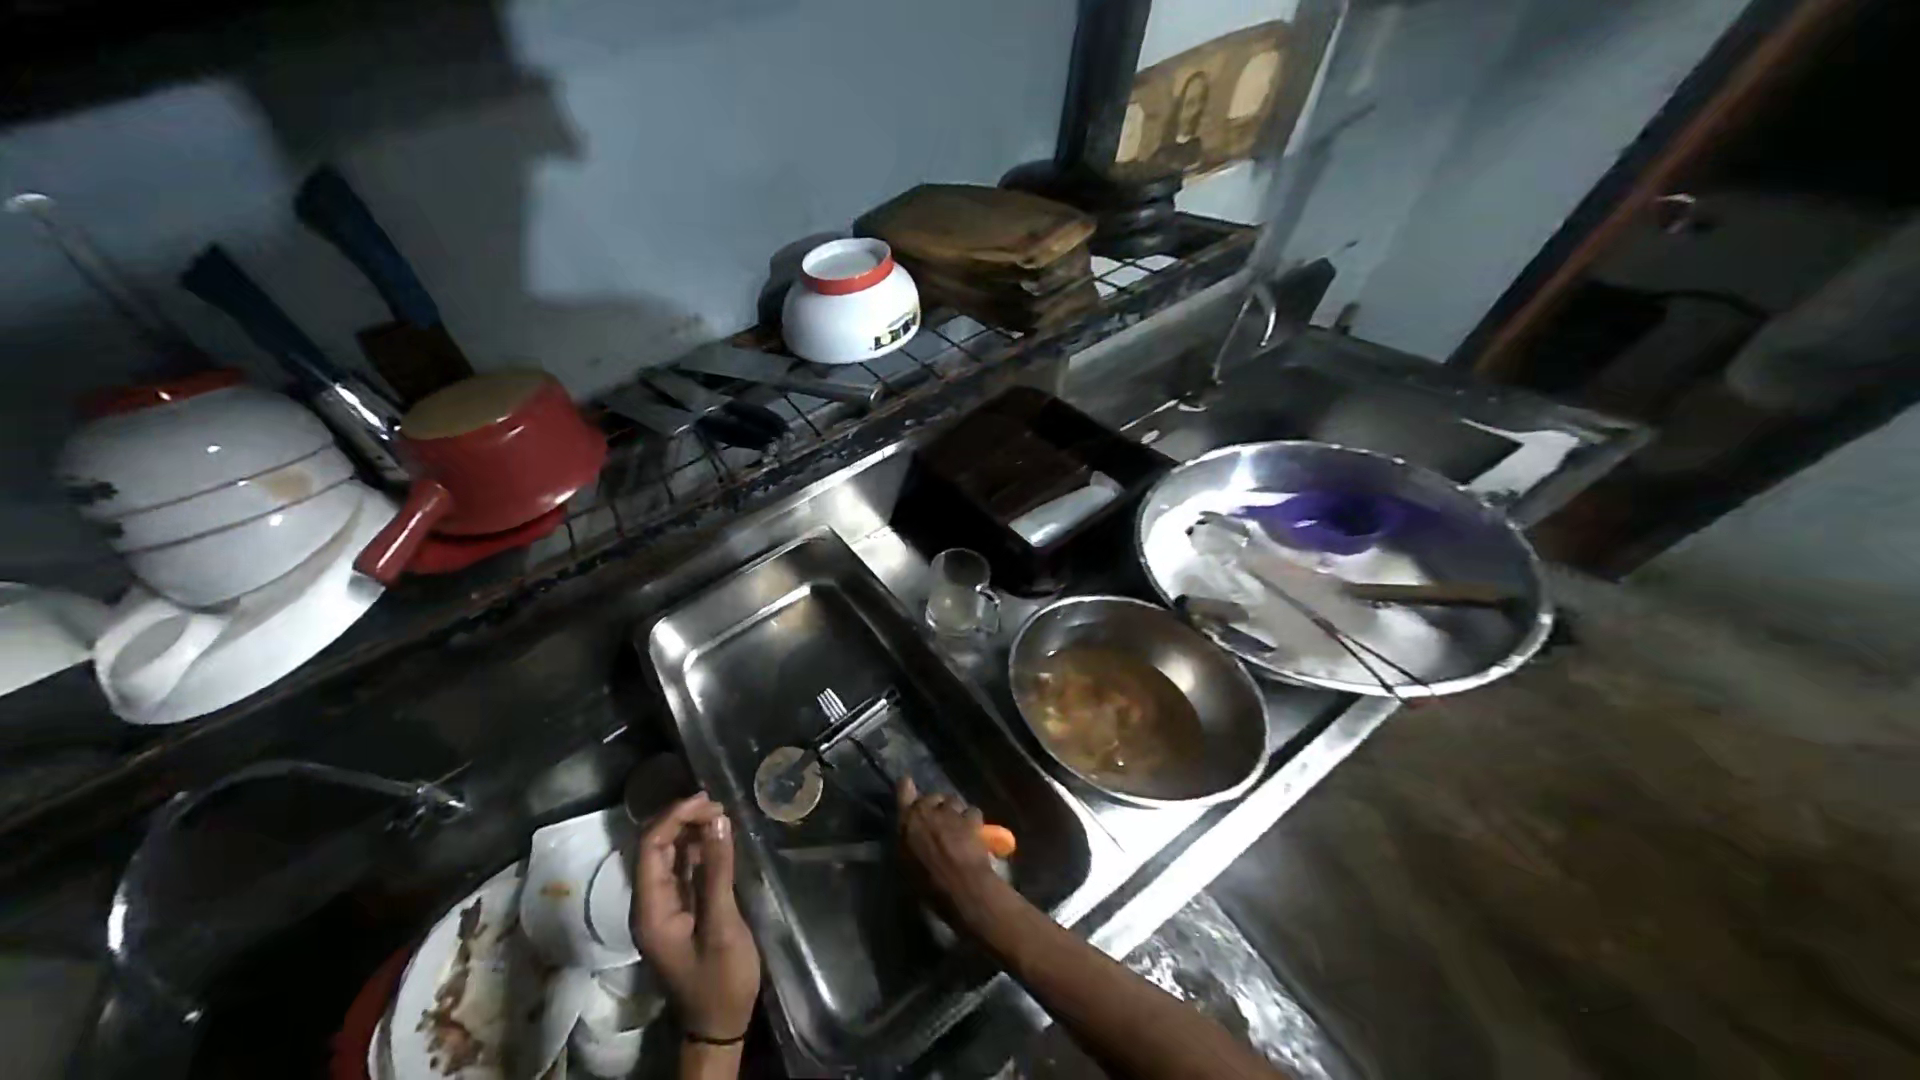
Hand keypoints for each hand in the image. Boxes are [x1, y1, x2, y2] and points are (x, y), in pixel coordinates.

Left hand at [631, 792, 760, 1038]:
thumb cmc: (720, 980)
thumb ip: (717, 871)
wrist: (718, 1025)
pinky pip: (682, 868)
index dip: (674, 817)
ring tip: (721, 815)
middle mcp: (650, 904)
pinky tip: (718, 838)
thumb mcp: (722, 925)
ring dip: (690, 831)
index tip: (709, 801)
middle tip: (719, 807)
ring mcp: (665, 907)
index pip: (650, 847)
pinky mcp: (681, 909)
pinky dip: (698, 848)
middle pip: (655, 847)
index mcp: (650, 909)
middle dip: (682, 819)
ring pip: (669, 855)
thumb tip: (718, 820)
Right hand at [896, 778, 1014, 930]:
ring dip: (955, 810)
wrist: (960, 887)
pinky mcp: (971, 818)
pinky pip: (972, 811)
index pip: (903, 794)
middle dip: (936, 804)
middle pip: (932, 797)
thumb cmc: (928, 885)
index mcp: (907, 822)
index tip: (906, 779)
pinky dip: (972, 819)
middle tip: (940, 819)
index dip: (906, 787)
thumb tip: (912, 837)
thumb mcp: (908, 866)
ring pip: (953, 801)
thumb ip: (908, 843)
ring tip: (958, 824)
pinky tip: (975, 831)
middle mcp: (927, 811)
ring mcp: (951, 812)